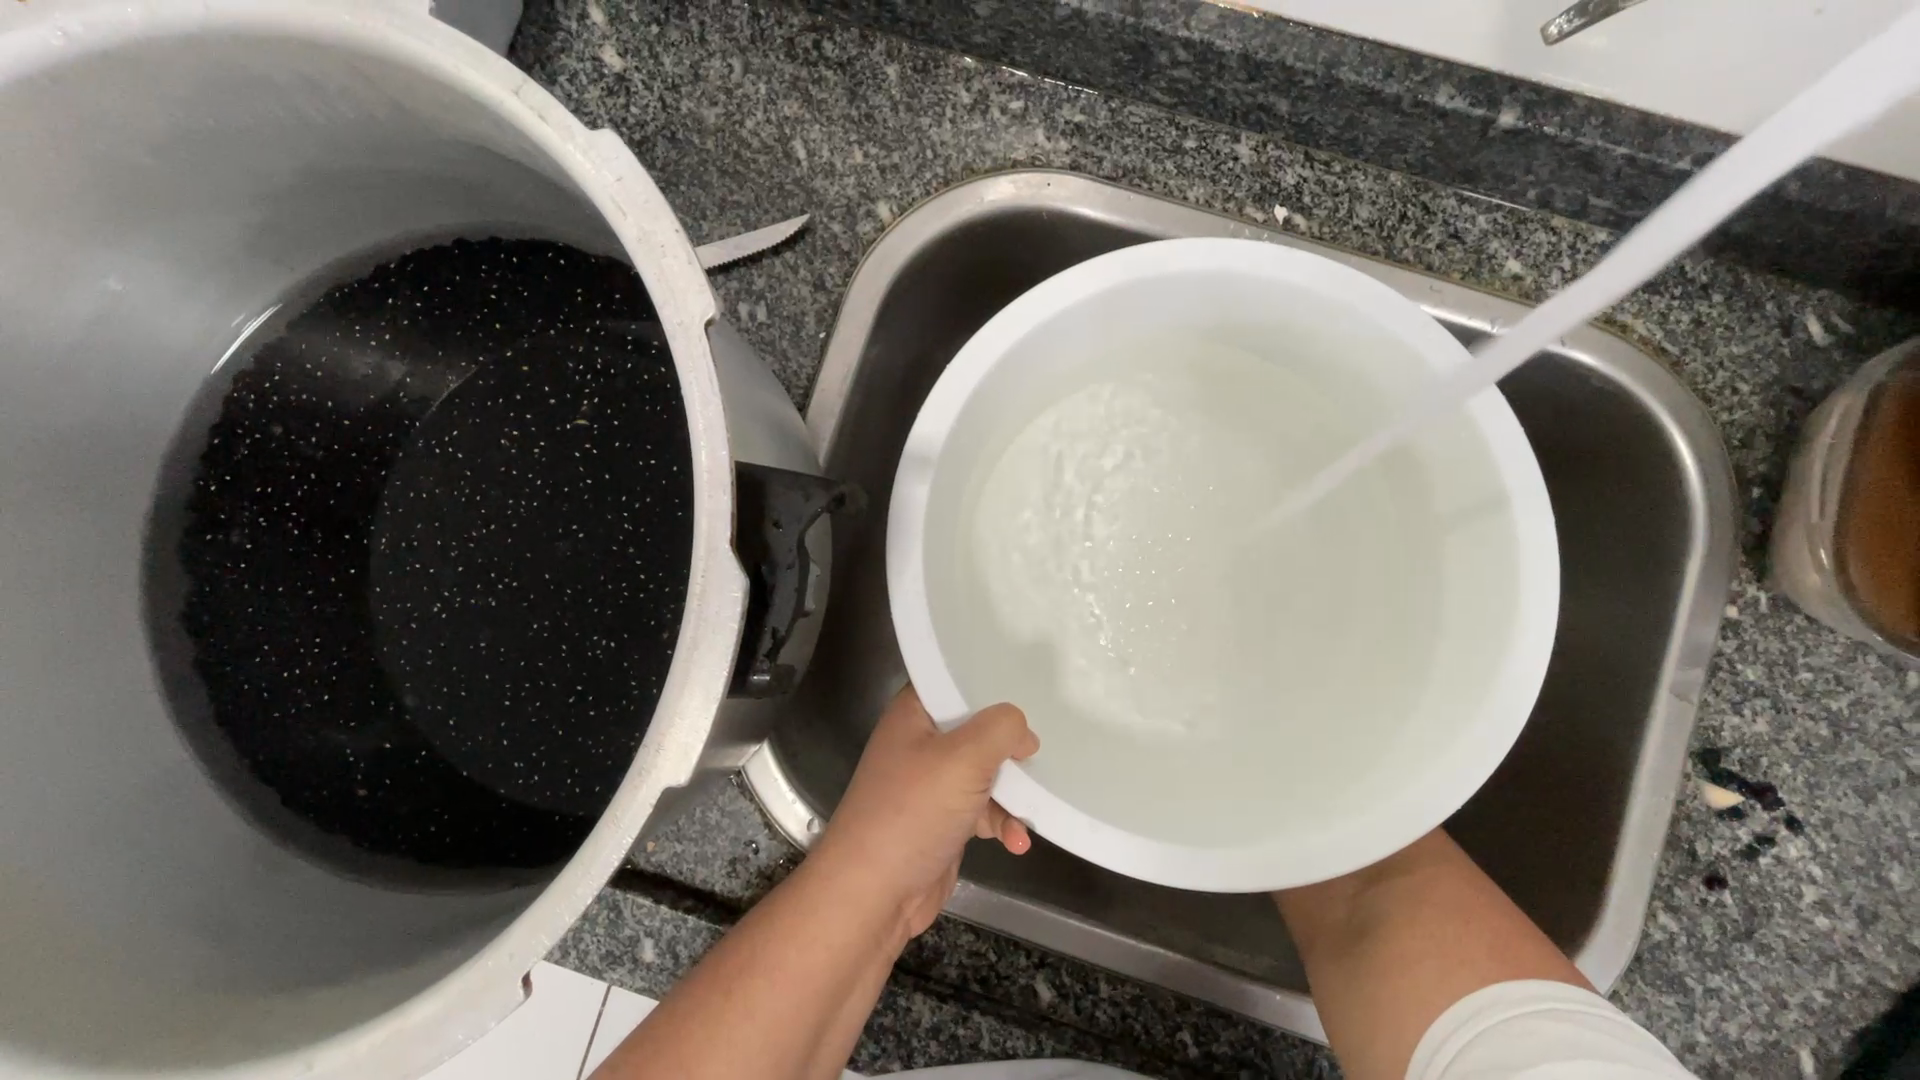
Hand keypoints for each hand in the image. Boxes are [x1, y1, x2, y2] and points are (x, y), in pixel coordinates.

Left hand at [809, 686, 1038, 938]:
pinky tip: (1017, 841)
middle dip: (1010, 745)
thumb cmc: (912, 813)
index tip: (1031, 687)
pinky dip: (1002, 822)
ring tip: (1030, 811)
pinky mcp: (942, 821)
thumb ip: (1001, 729)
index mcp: (914, 714)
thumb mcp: (964, 757)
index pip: (954, 681)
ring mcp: (930, 784)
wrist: (873, 894)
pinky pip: (983, 809)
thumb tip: (1022, 733)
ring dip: (1012, 793)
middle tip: (1037, 754)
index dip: (990, 683)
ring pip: (986, 772)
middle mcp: (920, 743)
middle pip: (978, 728)